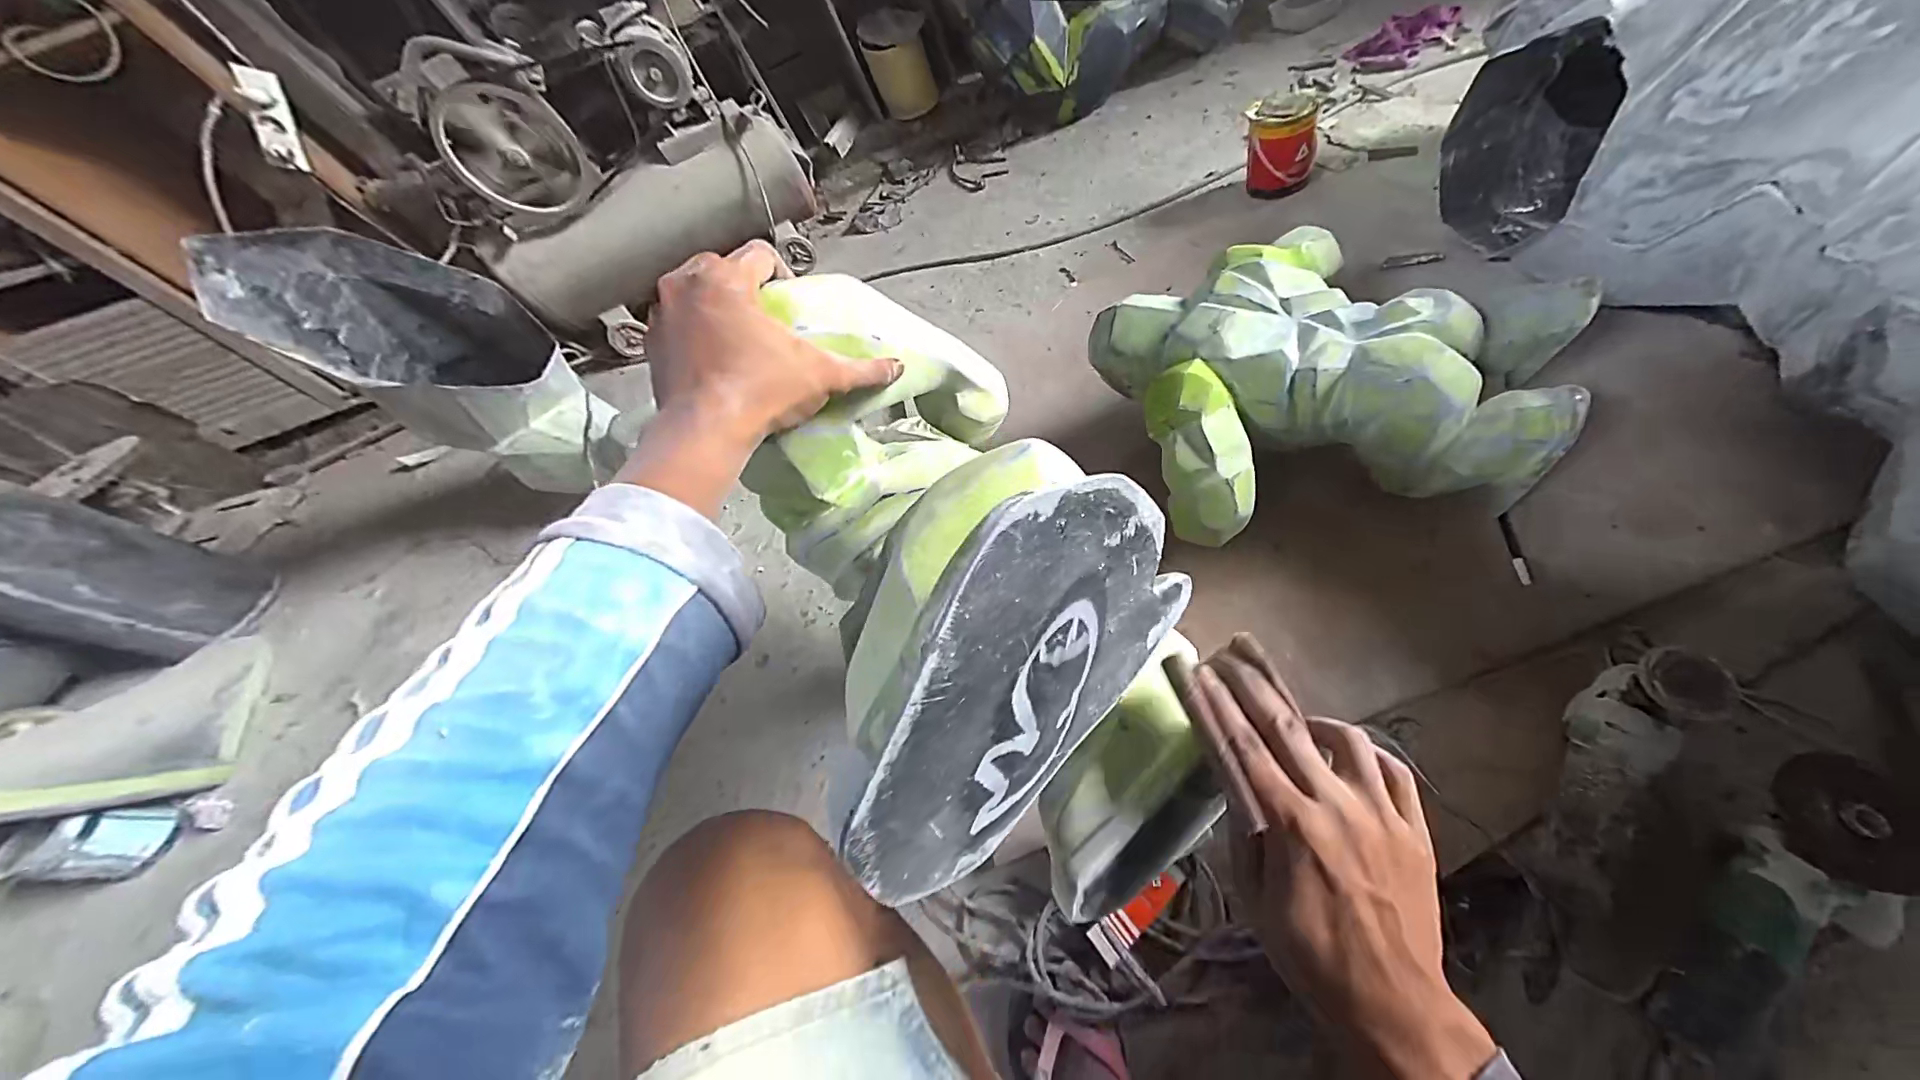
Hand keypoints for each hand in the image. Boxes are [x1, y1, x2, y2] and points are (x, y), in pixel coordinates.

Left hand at [645, 239, 899, 447]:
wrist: (705, 431)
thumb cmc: (762, 393)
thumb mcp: (819, 377)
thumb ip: (860, 369)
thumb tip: (896, 366)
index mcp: (727, 278)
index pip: (760, 253)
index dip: (780, 273)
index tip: (787, 301)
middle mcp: (687, 282)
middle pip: (722, 266)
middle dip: (743, 285)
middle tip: (762, 319)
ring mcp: (661, 310)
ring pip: (693, 289)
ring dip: (713, 303)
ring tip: (735, 335)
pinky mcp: (648, 340)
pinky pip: (673, 319)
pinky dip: (690, 328)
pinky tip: (709, 354)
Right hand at [1170, 635, 1497, 1079]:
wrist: (1394, 1002)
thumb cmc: (1308, 954)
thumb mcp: (1253, 898)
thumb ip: (1243, 834)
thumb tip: (1236, 790)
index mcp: (1290, 823)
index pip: (1240, 748)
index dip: (1212, 705)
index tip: (1194, 670)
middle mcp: (1336, 805)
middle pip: (1286, 726)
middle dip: (1252, 682)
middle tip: (1231, 650)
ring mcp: (1382, 812)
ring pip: (1347, 738)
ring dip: (1310, 714)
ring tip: (1291, 712)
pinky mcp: (1415, 827)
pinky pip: (1395, 770)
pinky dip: (1367, 752)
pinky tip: (1348, 753)